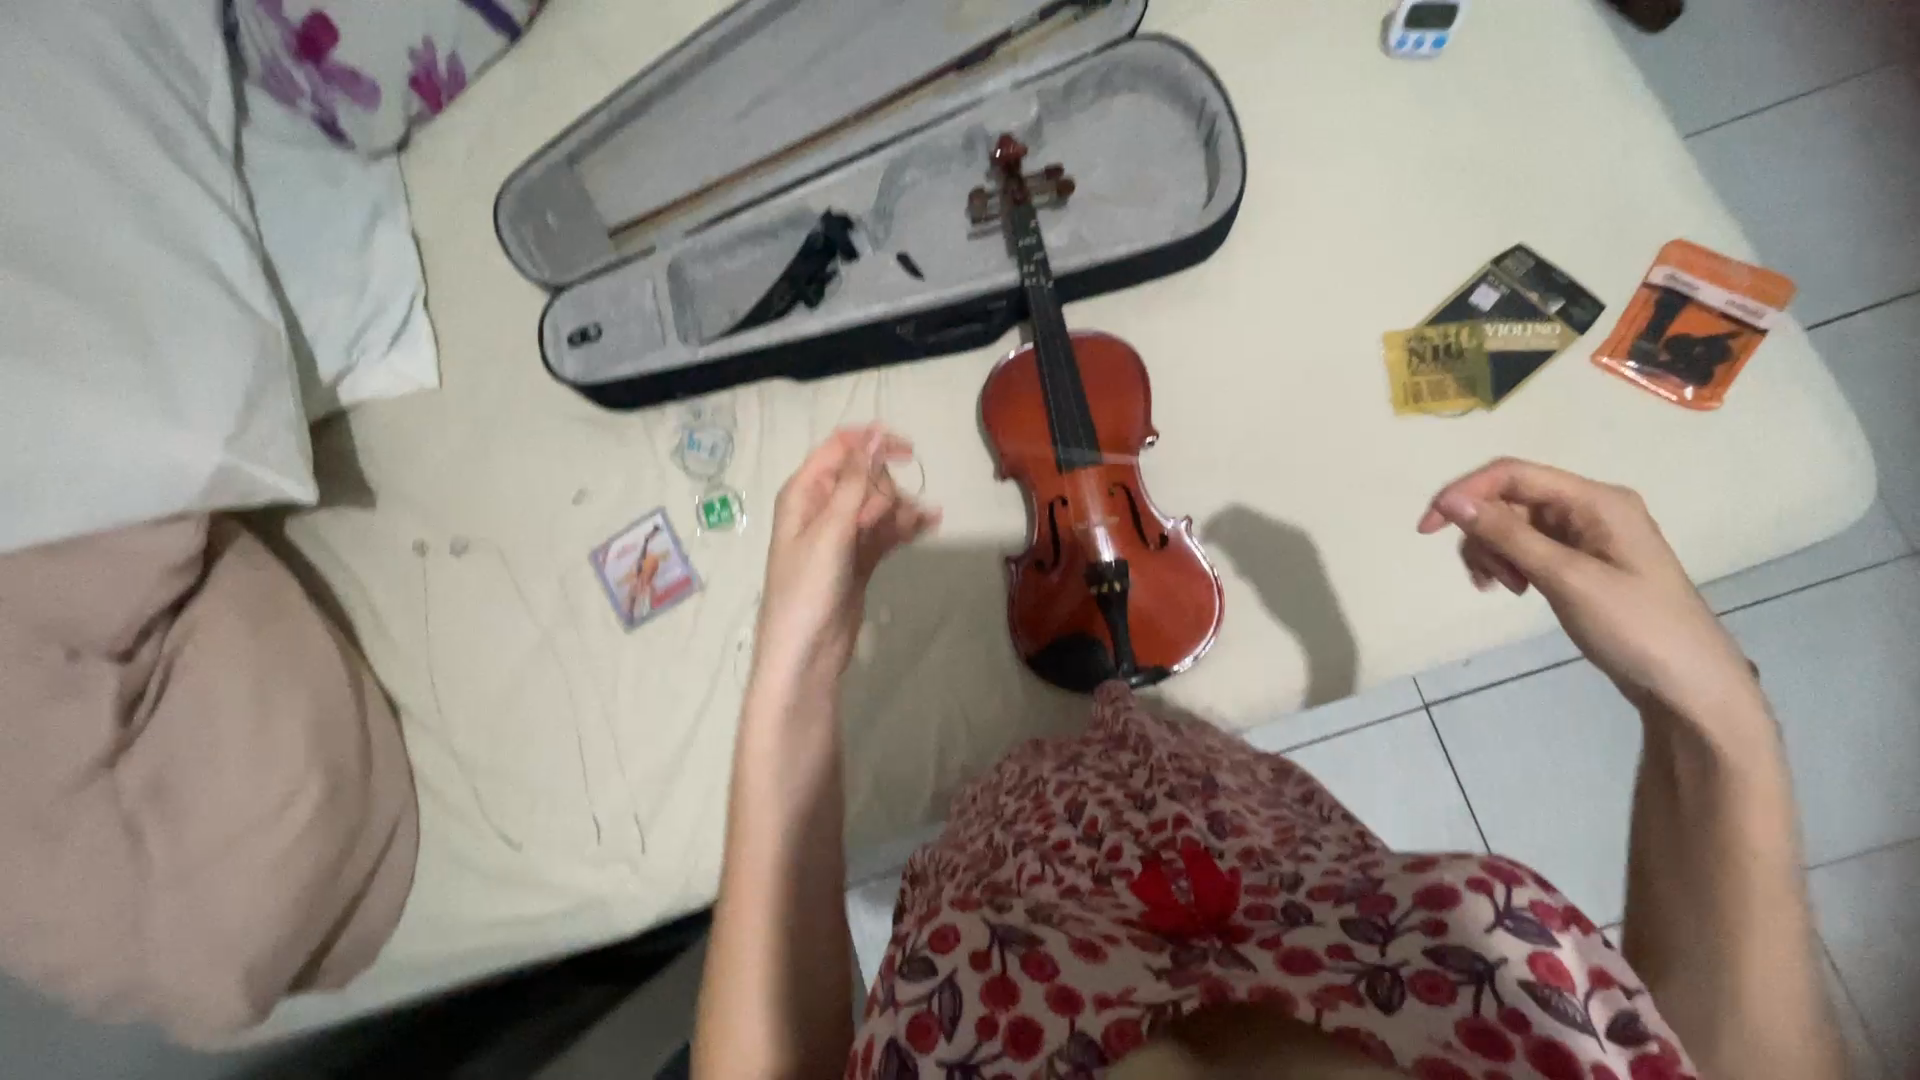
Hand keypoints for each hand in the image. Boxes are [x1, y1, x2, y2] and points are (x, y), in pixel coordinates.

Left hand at [752, 424, 939, 687]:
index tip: (908, 451)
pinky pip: (886, 531)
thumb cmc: (808, 587)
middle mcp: (821, 508)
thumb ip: (855, 480)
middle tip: (886, 516)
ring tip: (924, 521)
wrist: (807, 651)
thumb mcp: (830, 529)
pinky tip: (930, 525)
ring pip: (879, 505)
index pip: (839, 449)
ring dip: (902, 508)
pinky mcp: (859, 558)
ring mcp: (842, 535)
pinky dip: (905, 527)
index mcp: (804, 493)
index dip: (871, 443)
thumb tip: (873, 433)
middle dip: (886, 487)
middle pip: (864, 476)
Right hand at [1418, 458, 1758, 722]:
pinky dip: (1506, 564)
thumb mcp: (1566, 578)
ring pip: (1509, 525)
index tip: (1428, 529)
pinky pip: (1523, 547)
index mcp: (1596, 500)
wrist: (1688, 684)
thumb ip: (1508, 536)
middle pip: (1507, 500)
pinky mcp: (1576, 560)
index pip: (1512, 474)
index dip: (1464, 493)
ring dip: (1492, 553)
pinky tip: (1511, 590)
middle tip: (1487, 578)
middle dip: (1482, 534)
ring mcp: (1583, 535)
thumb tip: (1452, 501)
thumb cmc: (1635, 626)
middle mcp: (1588, 508)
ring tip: (1504, 588)